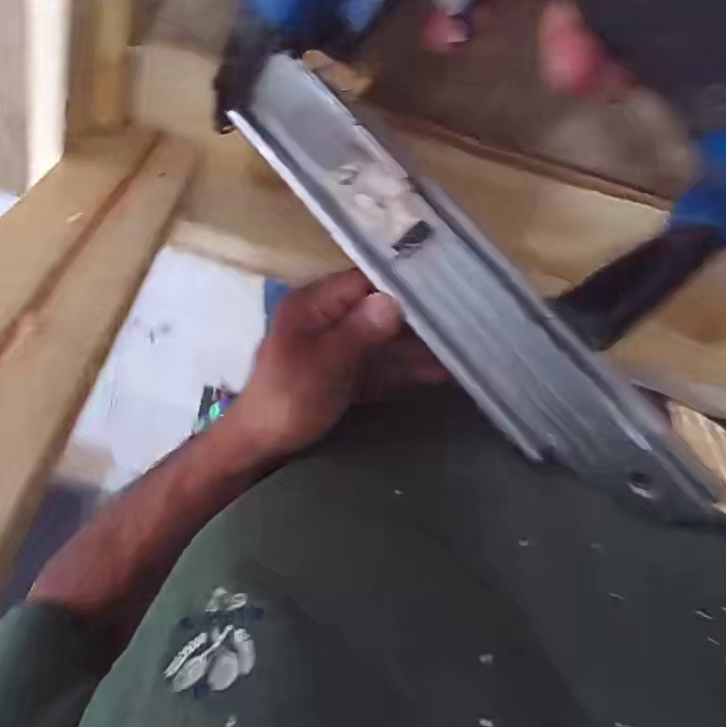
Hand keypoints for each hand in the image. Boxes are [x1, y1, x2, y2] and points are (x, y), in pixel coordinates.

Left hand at [221, 270, 448, 457]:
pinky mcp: (344, 370)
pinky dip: (405, 367)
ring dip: (418, 346)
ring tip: (464, 349)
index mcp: (311, 305)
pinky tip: (441, 371)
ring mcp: (336, 344)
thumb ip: (359, 331)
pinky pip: (379, 362)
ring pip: (383, 337)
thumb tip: (394, 299)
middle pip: (378, 308)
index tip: (442, 288)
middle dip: (417, 318)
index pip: (362, 280)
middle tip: (464, 321)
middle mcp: (325, 317)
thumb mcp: (324, 365)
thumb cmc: (286, 401)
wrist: (261, 446)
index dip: (400, 283)